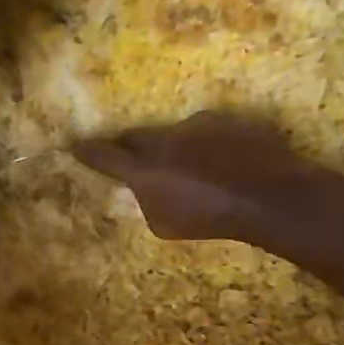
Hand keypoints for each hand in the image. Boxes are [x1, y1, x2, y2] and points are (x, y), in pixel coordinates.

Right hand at [73, 111, 317, 239]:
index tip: (75, 145)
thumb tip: (145, 187)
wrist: (269, 196)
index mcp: (143, 169)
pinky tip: (223, 164)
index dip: (87, 151)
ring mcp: (198, 125)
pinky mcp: (227, 120)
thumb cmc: (209, 219)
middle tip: (130, 156)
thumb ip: (148, 200)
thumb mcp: (164, 224)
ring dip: (175, 147)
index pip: (104, 156)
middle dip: (129, 146)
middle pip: (136, 136)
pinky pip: (208, 131)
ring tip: (193, 168)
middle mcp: (164, 139)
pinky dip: (207, 145)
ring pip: (175, 133)